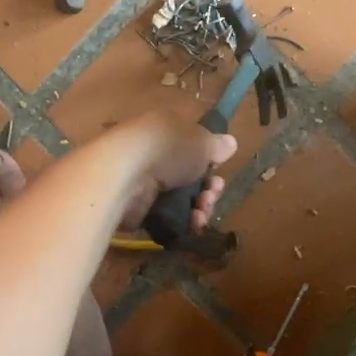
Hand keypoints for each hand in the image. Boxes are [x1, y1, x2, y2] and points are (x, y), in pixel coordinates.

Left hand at [106, 111, 237, 233]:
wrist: (124, 176)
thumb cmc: (167, 149)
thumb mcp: (201, 141)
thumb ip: (216, 145)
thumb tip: (230, 143)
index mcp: (166, 131)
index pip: (193, 147)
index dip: (210, 162)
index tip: (219, 172)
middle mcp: (154, 155)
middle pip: (190, 177)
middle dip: (208, 189)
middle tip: (211, 196)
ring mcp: (145, 183)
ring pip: (181, 199)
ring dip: (199, 208)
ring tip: (201, 214)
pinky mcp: (139, 208)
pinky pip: (168, 216)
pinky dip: (183, 222)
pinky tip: (192, 224)